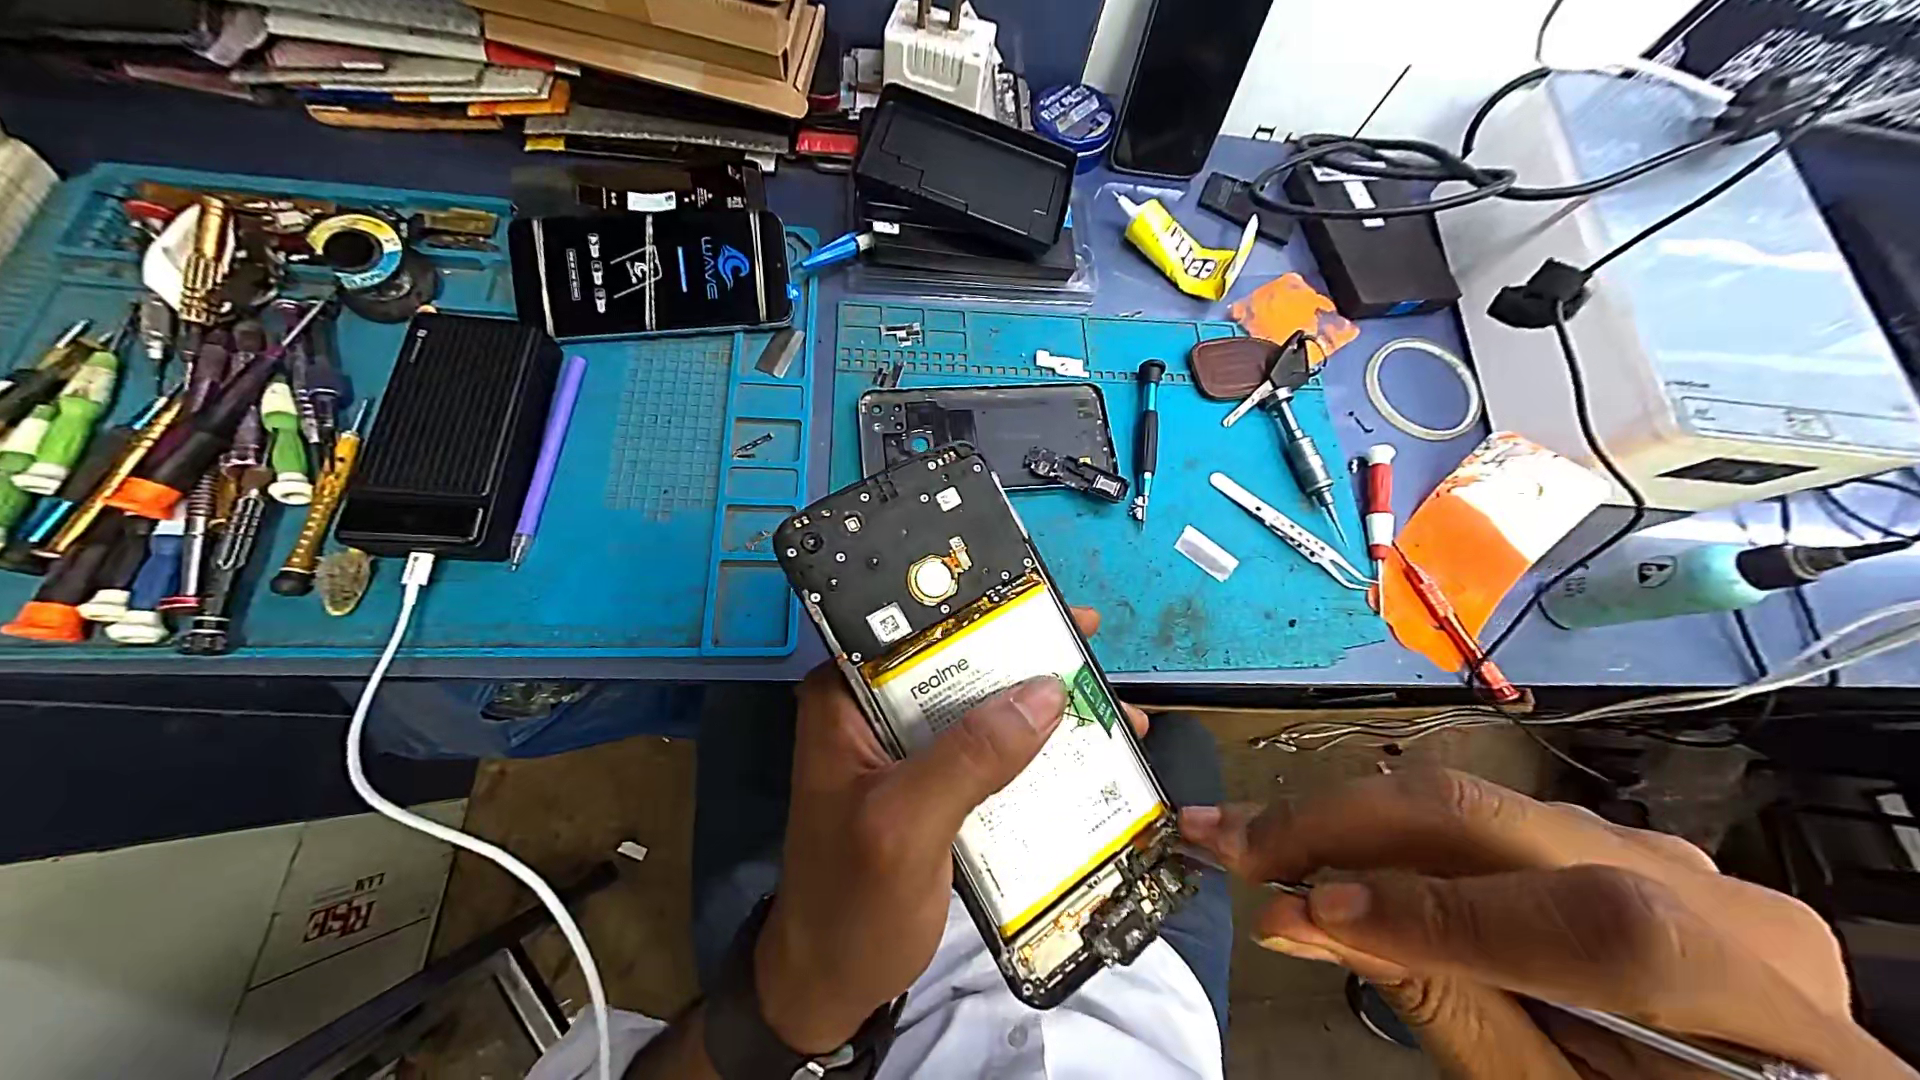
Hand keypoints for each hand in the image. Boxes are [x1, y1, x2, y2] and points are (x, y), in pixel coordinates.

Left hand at [754, 607, 1146, 1052]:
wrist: (832, 982)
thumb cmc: (849, 904)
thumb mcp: (904, 826)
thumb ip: (968, 758)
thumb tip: (1045, 692)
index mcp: (845, 696)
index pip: (912, 629)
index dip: (977, 609)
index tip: (1040, 603)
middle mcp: (875, 707)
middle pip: (956, 662)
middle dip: (1023, 657)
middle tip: (1086, 650)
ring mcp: (907, 745)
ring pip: (979, 702)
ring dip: (1037, 702)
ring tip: (1102, 703)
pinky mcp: (934, 778)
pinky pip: (988, 745)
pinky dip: (1031, 744)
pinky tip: (1078, 749)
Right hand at [1179, 769, 1914, 1079]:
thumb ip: (1443, 1005)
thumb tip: (1297, 920)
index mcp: (1750, 1002)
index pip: (1591, 927)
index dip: (1435, 911)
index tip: (1299, 910)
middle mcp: (1706, 895)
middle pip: (1493, 820)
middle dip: (1338, 823)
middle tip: (1224, 834)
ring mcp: (1650, 852)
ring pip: (1463, 805)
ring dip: (1340, 820)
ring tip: (1251, 836)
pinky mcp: (1593, 838)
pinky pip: (1470, 818)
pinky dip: (1381, 830)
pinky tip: (1321, 843)